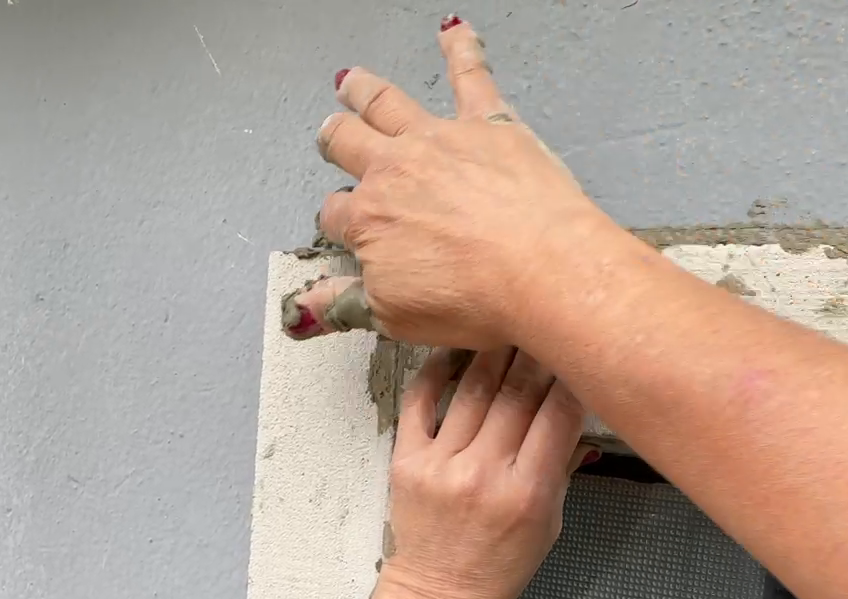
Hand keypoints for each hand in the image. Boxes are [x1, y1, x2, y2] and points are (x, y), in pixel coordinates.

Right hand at [280, 17, 618, 348]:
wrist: (539, 270)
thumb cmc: (474, 297)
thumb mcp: (395, 317)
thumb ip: (347, 305)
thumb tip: (308, 309)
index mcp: (370, 220)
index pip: (337, 216)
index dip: (338, 223)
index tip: (343, 229)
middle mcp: (395, 171)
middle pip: (349, 146)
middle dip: (336, 142)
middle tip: (331, 137)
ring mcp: (438, 142)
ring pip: (387, 104)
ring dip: (364, 92)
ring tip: (350, 83)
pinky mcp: (486, 123)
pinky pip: (469, 74)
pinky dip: (461, 49)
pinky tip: (453, 32)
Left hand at [375, 345, 593, 598]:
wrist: (438, 595)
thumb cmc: (501, 566)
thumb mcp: (549, 526)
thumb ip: (561, 470)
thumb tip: (580, 418)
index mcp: (527, 492)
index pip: (559, 414)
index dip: (574, 376)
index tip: (580, 352)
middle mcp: (483, 471)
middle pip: (518, 390)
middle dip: (539, 351)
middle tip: (549, 320)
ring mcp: (440, 462)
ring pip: (475, 386)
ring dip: (496, 347)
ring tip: (509, 320)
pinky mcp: (406, 458)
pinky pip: (422, 398)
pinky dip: (439, 368)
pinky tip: (457, 349)